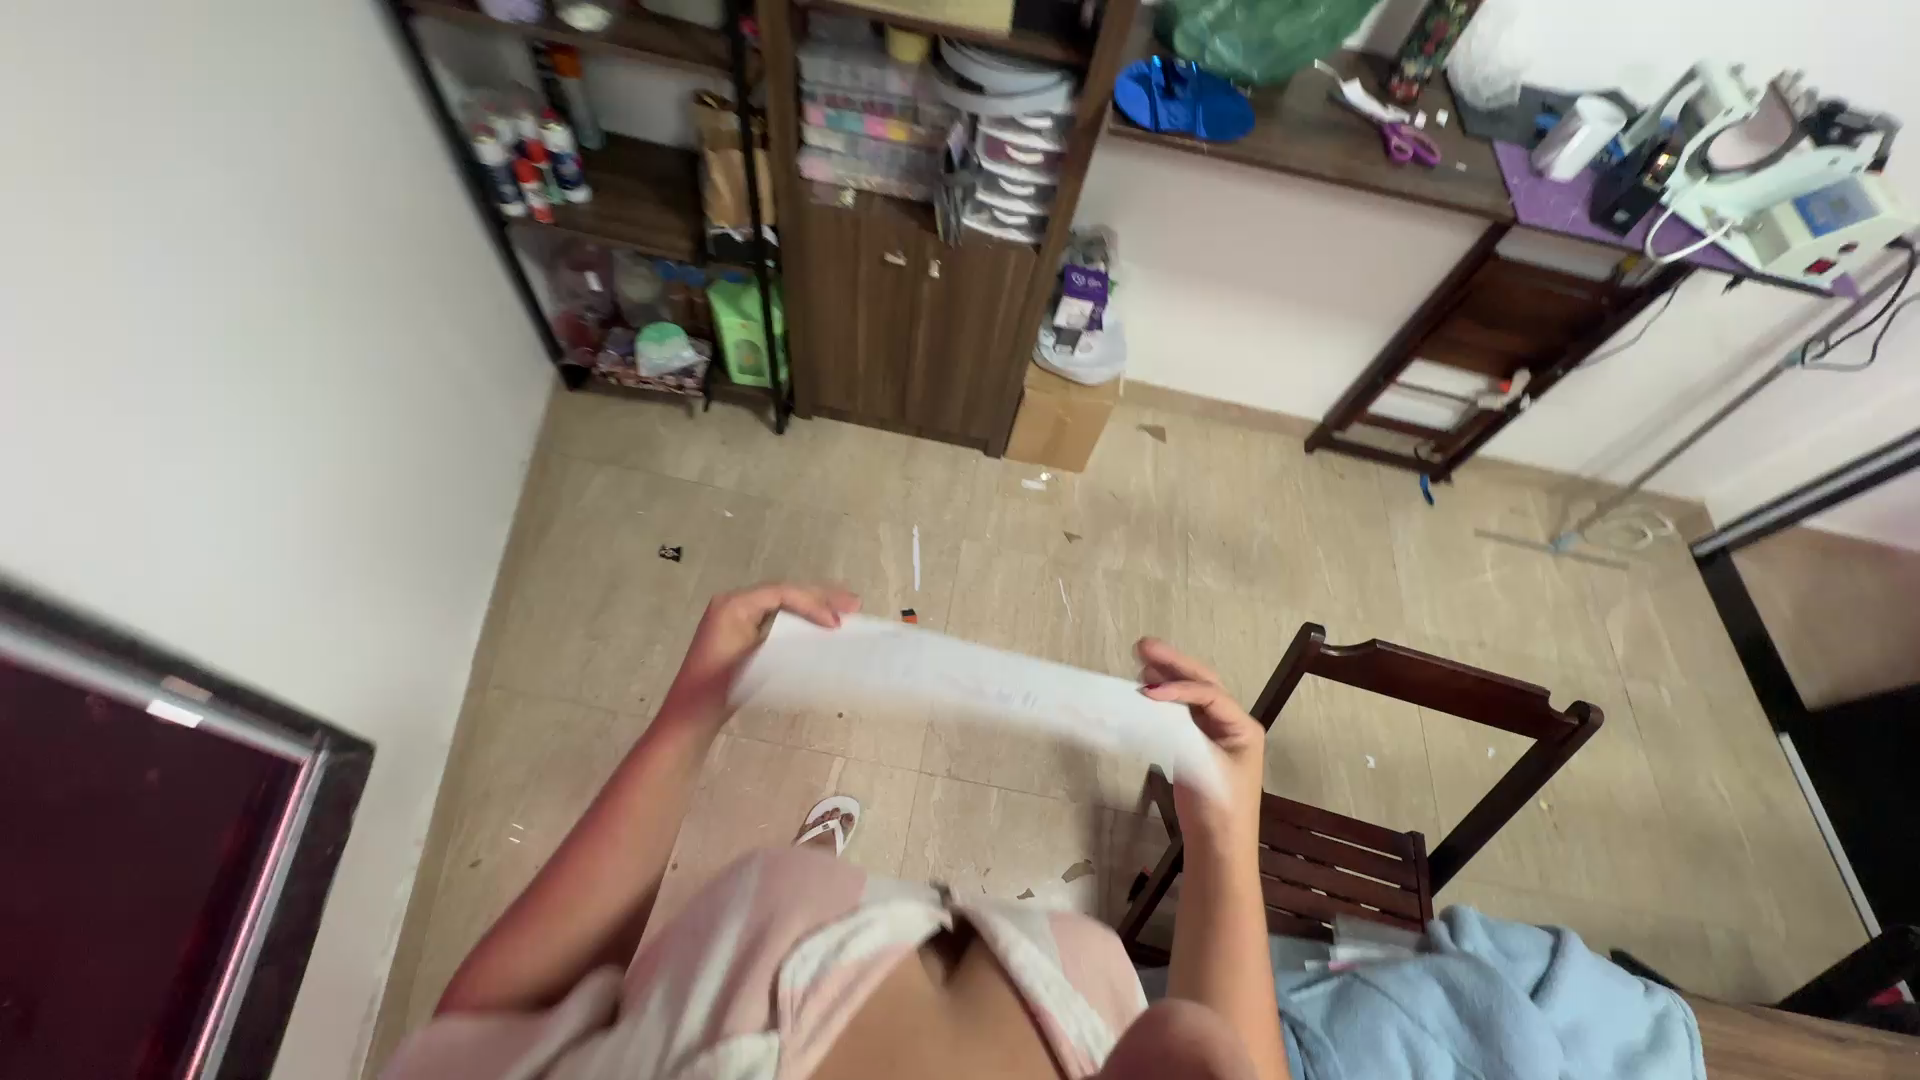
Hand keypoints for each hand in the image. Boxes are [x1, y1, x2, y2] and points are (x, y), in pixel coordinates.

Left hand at [659, 583, 859, 729]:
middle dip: (820, 597)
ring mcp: (738, 616)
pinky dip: (802, 619)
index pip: (781, 593)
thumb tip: (824, 631)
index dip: (813, 604)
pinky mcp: (743, 631)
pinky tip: (822, 624)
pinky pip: (778, 617)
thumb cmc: (718, 689)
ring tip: (846, 609)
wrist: (690, 716)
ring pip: (784, 603)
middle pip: (785, 592)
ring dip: (814, 605)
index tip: (836, 623)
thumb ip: (788, 641)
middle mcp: (734, 603)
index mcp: (733, 604)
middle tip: (854, 604)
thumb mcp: (755, 662)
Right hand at [1136, 638, 1265, 854]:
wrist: (1220, 848)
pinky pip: (1181, 709)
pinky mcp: (1197, 742)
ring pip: (1191, 692)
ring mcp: (1214, 731)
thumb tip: (1152, 706)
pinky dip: (1163, 695)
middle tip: (1143, 645)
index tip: (1148, 691)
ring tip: (1141, 657)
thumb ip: (1181, 735)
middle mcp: (1231, 723)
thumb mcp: (1204, 771)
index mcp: (1243, 728)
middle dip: (1174, 663)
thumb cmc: (1219, 812)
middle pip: (1203, 683)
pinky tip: (1145, 688)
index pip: (1210, 695)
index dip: (1179, 688)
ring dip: (1167, 673)